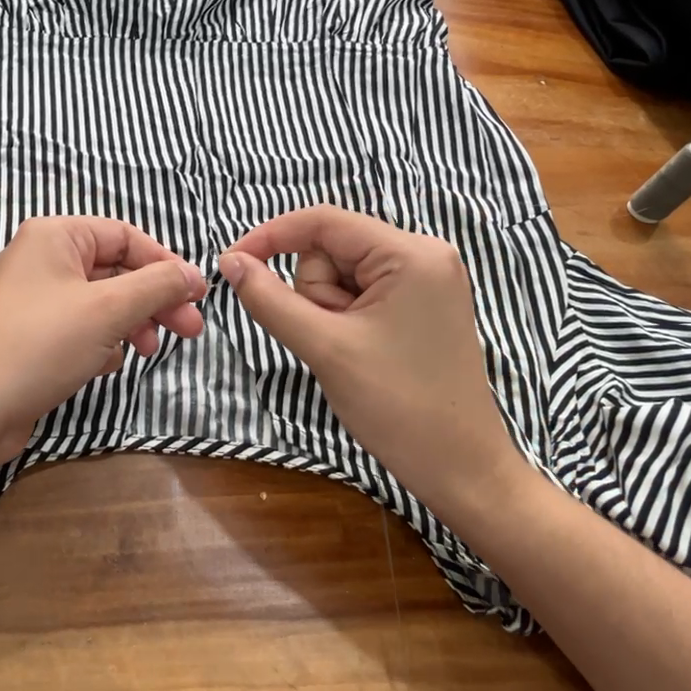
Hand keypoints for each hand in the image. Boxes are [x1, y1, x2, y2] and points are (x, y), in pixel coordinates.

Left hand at [0, 217, 206, 468]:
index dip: (165, 265)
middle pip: (117, 270)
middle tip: (189, 332)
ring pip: (102, 303)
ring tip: (146, 352)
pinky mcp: (33, 336)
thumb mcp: (107, 310)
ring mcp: (35, 299)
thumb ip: (156, 286)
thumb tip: (193, 274)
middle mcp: (43, 259)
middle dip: (153, 300)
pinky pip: (81, 328)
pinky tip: (102, 366)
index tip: (198, 299)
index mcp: (55, 236)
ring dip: (130, 324)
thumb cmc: (39, 346)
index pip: (126, 237)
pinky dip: (100, 344)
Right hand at [218, 206, 528, 521]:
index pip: (322, 221)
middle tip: (331, 340)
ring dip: (327, 312)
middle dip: (315, 293)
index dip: (270, 237)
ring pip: (340, 275)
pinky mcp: (420, 306)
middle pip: (331, 250)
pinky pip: (359, 294)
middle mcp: (423, 254)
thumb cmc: (397, 406)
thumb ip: (269, 299)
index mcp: (410, 253)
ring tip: (348, 353)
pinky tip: (358, 353)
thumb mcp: (323, 347)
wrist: (461, 469)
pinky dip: (343, 320)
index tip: (229, 264)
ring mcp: (425, 281)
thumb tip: (229, 262)